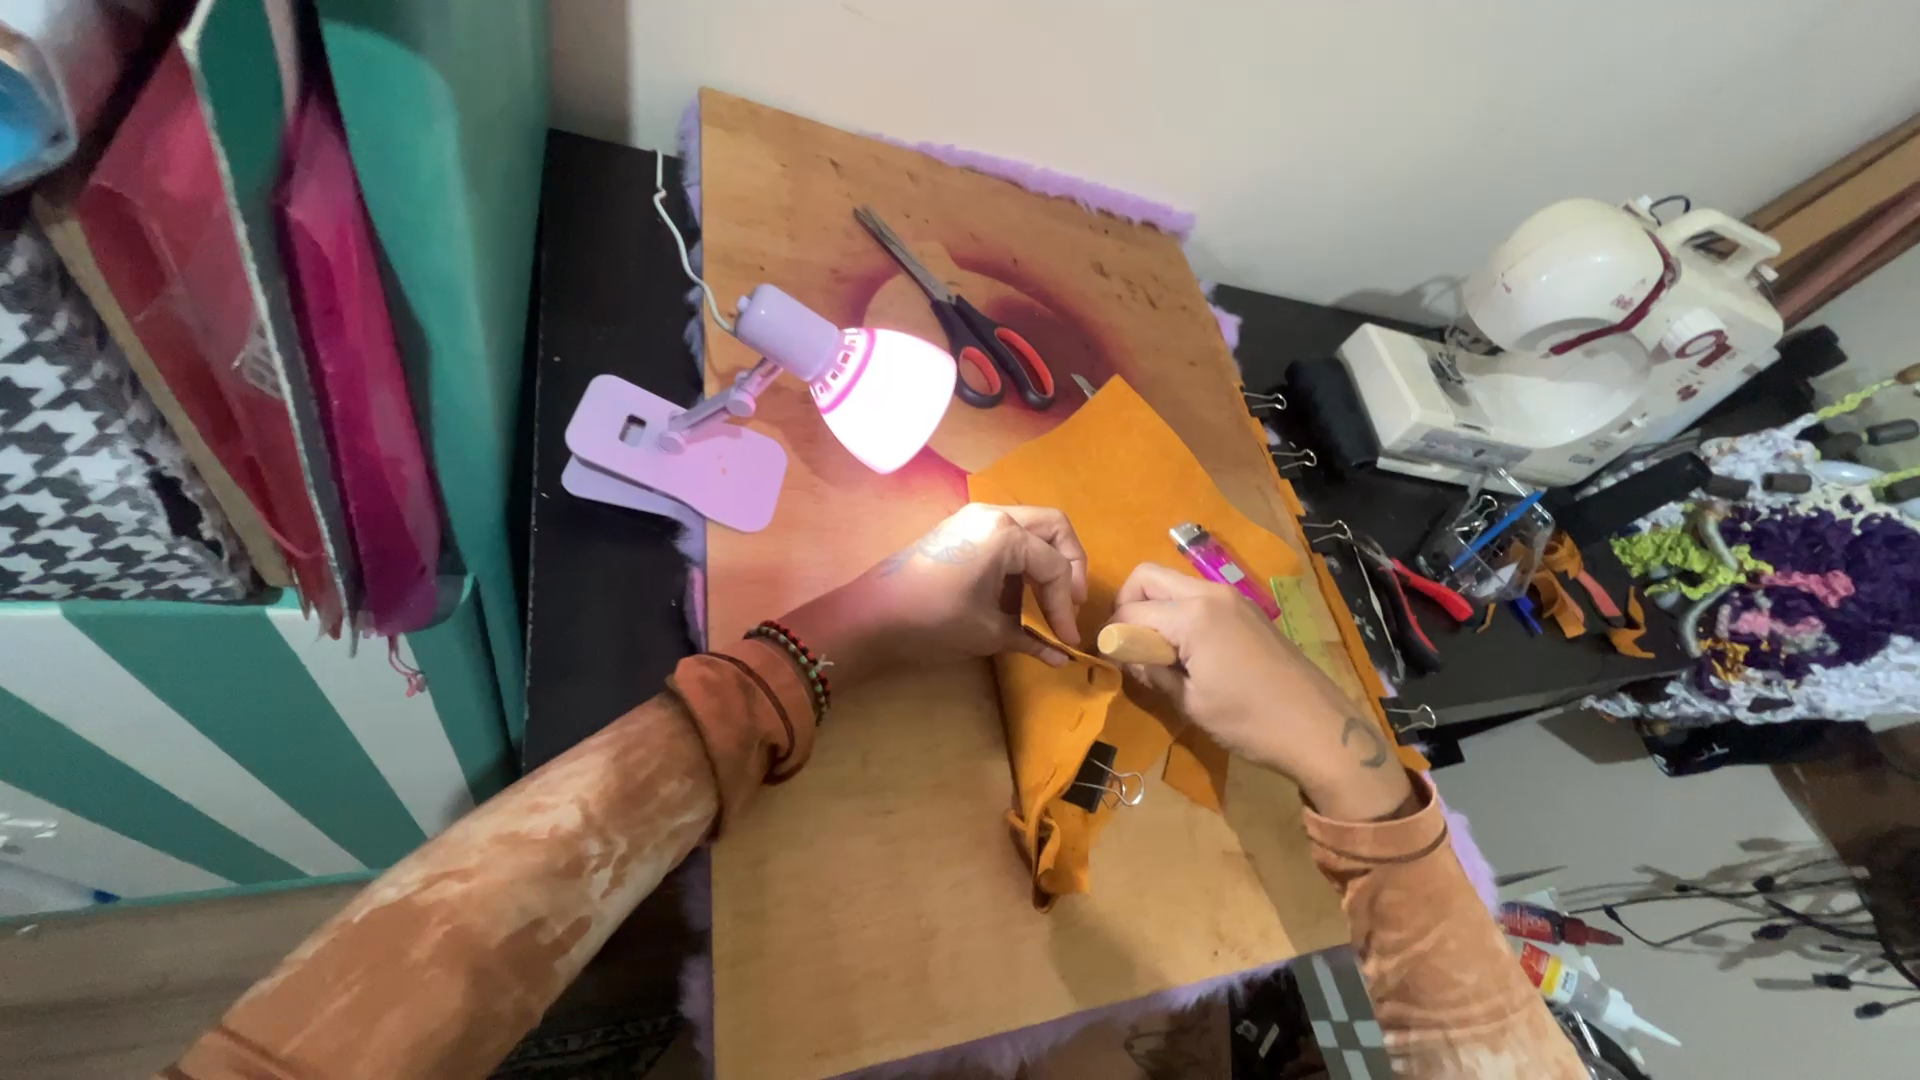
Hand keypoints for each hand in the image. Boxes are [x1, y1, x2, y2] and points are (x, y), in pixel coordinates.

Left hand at [779, 504, 1088, 684]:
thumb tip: (1063, 659)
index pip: (1055, 566)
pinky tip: (1014, 598)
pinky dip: (1019, 562)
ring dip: (1043, 563)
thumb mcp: (988, 633)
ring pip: (1029, 529)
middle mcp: (994, 515)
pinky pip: (1004, 536)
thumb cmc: (933, 622)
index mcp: (1006, 534)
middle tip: (1070, 602)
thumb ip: (1032, 639)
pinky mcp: (958, 530)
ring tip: (1043, 605)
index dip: (1066, 606)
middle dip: (1069, 565)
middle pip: (1053, 528)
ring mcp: (973, 518)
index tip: (1068, 639)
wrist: (871, 617)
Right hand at [1107, 563, 1413, 821]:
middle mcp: (1210, 593)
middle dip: (1128, 607)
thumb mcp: (1189, 703)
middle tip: (1132, 646)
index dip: (1113, 636)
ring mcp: (1232, 597)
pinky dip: (1179, 613)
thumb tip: (1122, 655)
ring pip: (1172, 583)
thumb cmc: (1250, 722)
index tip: (1114, 662)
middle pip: (1147, 577)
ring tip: (1159, 652)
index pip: (1130, 612)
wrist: (1320, 730)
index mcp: (1193, 615)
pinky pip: (1196, 597)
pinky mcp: (1245, 609)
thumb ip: (1150, 671)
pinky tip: (1187, 651)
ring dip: (1155, 608)